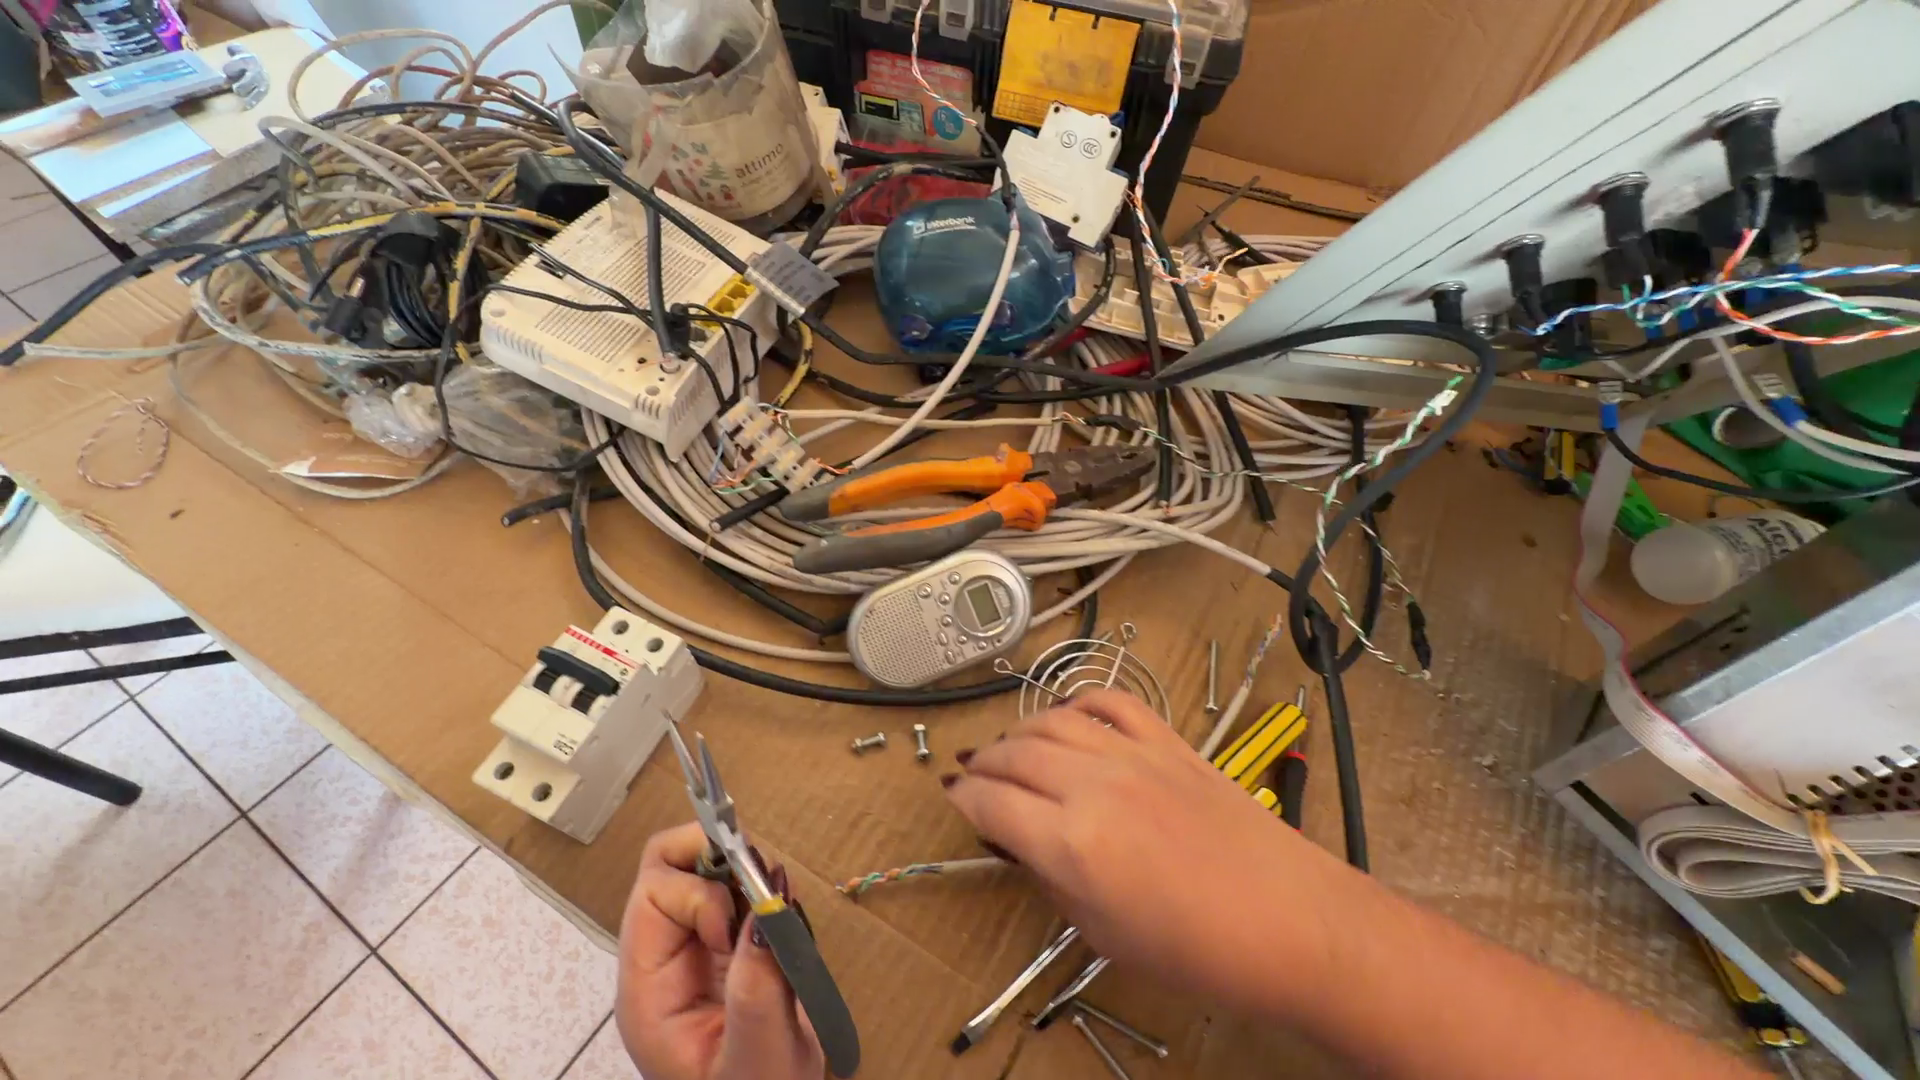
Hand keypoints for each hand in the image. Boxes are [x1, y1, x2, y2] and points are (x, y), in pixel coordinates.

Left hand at [614, 823, 823, 1079]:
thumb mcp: (757, 1058)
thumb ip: (758, 989)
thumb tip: (765, 906)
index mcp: (649, 989)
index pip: (653, 893)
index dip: (700, 891)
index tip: (740, 928)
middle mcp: (665, 958)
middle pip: (672, 865)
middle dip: (721, 856)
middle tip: (766, 886)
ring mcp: (698, 949)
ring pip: (706, 869)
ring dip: (748, 873)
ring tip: (781, 910)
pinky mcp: (730, 947)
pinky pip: (738, 891)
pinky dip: (765, 889)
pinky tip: (785, 920)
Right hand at [942, 690, 1341, 1014]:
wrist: (1289, 922)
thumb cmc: (1196, 949)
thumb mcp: (1102, 933)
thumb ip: (1053, 879)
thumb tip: (1025, 843)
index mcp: (1070, 843)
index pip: (990, 803)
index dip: (963, 800)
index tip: (954, 799)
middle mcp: (1093, 786)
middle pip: (1013, 754)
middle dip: (982, 763)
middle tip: (973, 774)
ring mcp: (1133, 756)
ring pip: (1053, 720)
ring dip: (1019, 730)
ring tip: (1008, 745)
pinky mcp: (1168, 742)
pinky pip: (1113, 702)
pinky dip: (1081, 702)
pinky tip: (1069, 716)